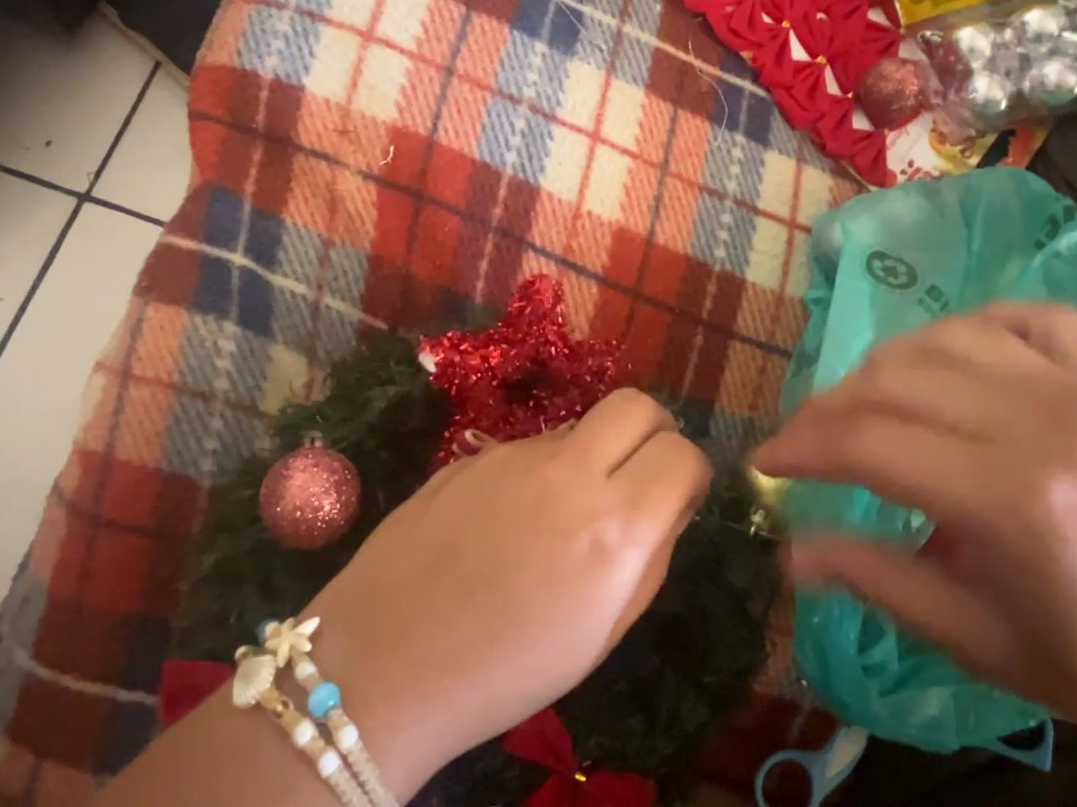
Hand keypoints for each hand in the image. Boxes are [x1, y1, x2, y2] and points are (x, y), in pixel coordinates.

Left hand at [301, 389, 711, 794]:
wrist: (385, 664)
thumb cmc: (507, 672)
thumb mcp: (603, 634)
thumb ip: (649, 560)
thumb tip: (667, 509)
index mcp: (614, 526)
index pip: (682, 453)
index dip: (691, 475)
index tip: (677, 502)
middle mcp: (567, 472)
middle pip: (636, 404)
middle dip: (653, 434)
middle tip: (638, 480)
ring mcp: (510, 456)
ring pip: (577, 427)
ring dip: (590, 456)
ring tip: (560, 519)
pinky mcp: (466, 458)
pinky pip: (525, 448)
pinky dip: (539, 472)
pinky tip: (505, 526)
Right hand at [752, 303, 1076, 763]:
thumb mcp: (985, 647)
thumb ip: (880, 582)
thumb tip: (789, 550)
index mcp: (1011, 501)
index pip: (866, 441)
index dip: (800, 446)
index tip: (764, 463)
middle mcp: (1043, 422)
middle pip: (893, 379)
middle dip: (826, 408)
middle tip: (802, 444)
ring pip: (945, 338)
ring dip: (882, 366)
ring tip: (860, 406)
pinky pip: (1028, 317)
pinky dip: (971, 326)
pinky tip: (950, 357)